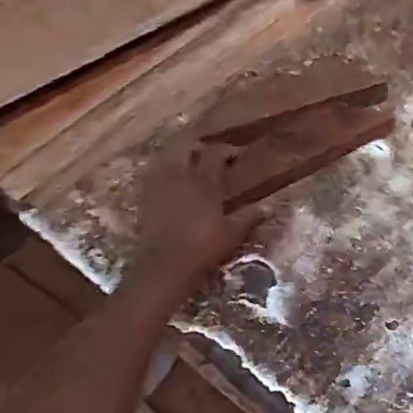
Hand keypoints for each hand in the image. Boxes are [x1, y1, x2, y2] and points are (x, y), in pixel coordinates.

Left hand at [130, 141, 251, 288]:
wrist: (164, 265)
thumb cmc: (204, 247)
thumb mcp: (233, 234)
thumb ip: (249, 217)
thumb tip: (267, 207)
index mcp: (204, 184)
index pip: (214, 155)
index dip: (226, 150)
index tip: (236, 154)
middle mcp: (180, 178)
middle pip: (184, 149)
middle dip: (197, 147)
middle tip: (208, 154)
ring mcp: (159, 187)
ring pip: (165, 159)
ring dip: (177, 157)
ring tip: (188, 164)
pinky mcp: (145, 199)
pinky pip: (153, 175)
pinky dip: (163, 172)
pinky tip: (171, 183)